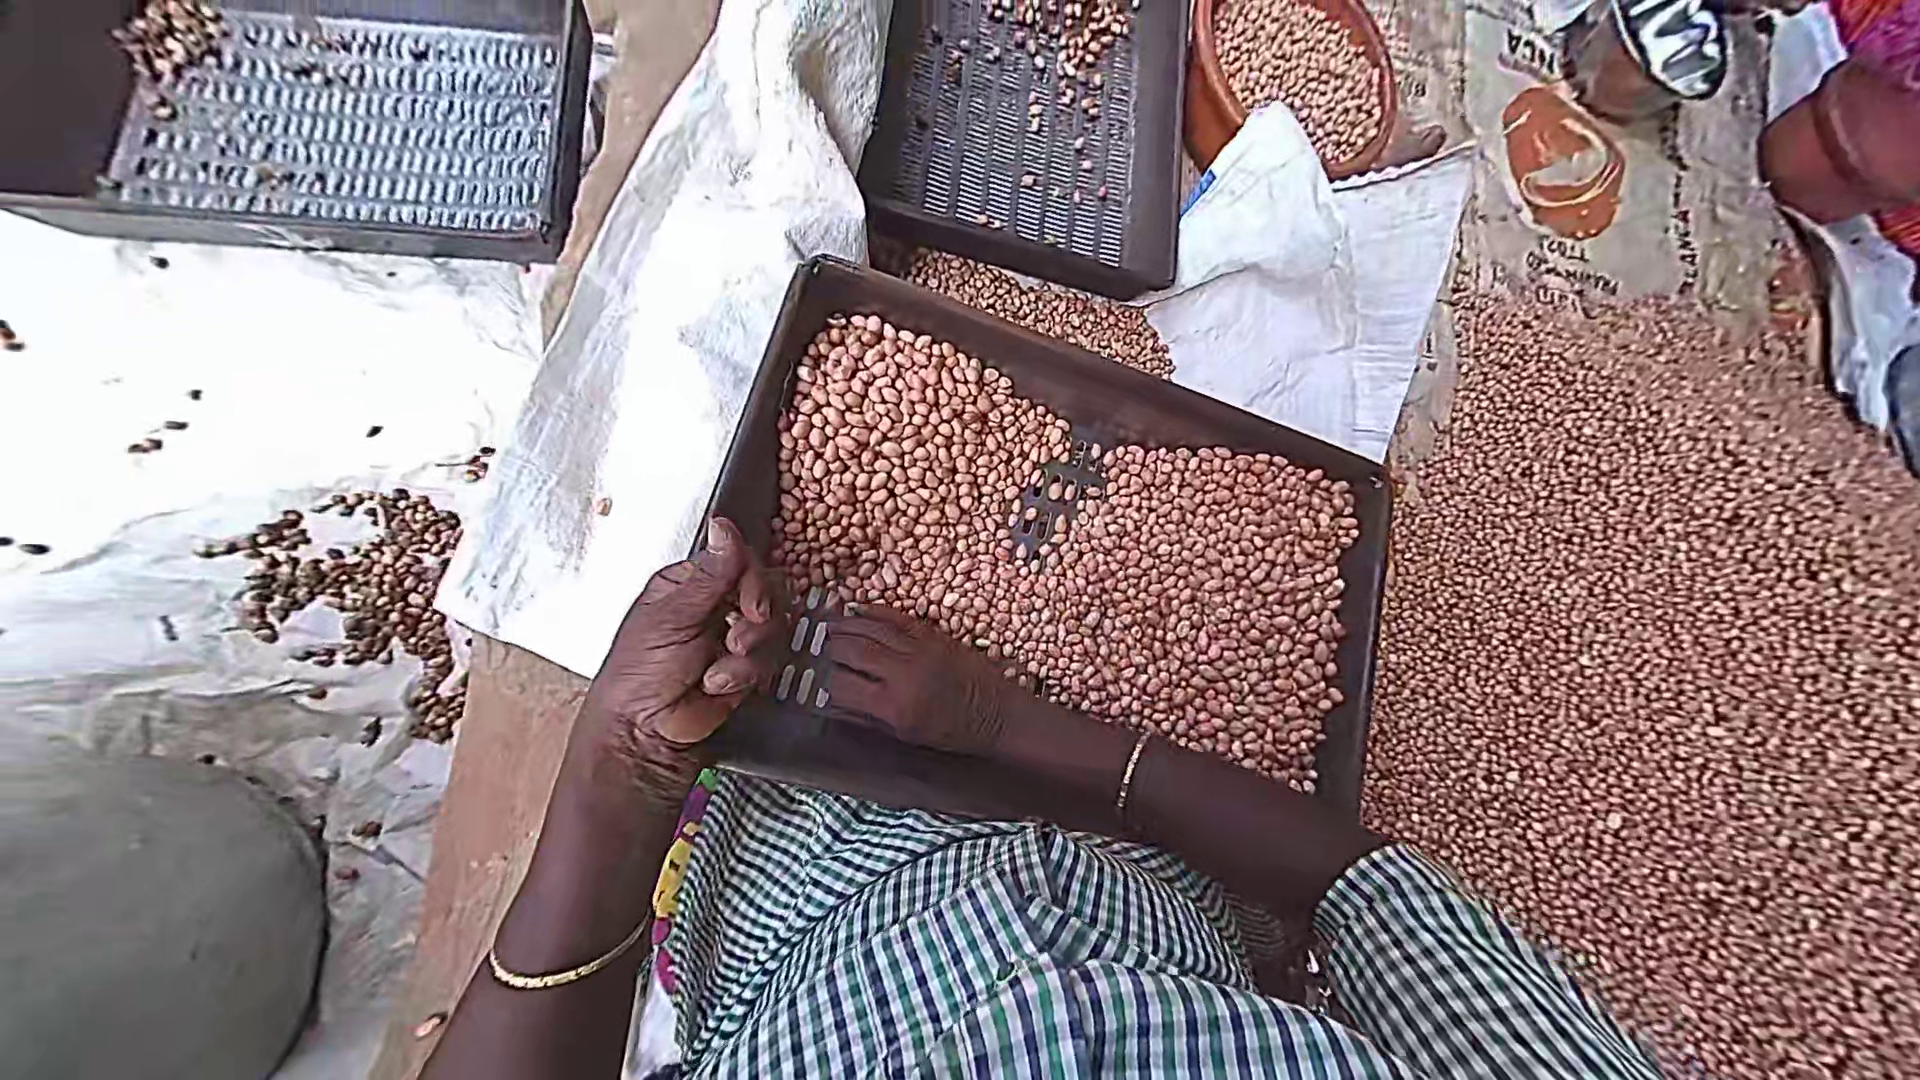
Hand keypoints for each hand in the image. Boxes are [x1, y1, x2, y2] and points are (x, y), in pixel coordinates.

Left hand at [574, 517, 784, 801]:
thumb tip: (723, 525)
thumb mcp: (671, 617)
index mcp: (692, 583)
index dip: (754, 581)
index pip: (741, 562)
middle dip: (755, 621)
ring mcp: (735, 634)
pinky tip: (718, 685)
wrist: (645, 734)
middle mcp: (718, 604)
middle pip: (766, 591)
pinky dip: (746, 674)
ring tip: (717, 671)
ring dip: (748, 653)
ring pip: (773, 626)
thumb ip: (709, 575)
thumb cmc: (640, 674)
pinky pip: (771, 657)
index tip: (750, 603)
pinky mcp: (748, 664)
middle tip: (736, 639)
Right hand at [821, 606, 1010, 755]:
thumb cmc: (951, 732)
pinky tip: (857, 609)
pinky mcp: (933, 635)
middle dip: (827, 646)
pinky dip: (875, 611)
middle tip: (809, 642)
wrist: (997, 714)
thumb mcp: (906, 735)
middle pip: (852, 651)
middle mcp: (902, 674)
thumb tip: (829, 703)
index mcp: (894, 707)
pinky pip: (897, 618)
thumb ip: (866, 718)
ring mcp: (919, 650)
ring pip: (871, 630)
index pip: (842, 687)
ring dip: (844, 624)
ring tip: (824, 624)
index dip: (819, 680)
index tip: (806, 675)